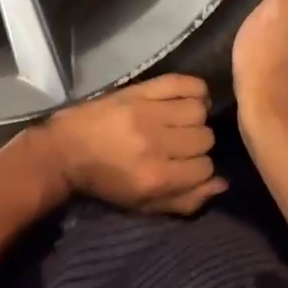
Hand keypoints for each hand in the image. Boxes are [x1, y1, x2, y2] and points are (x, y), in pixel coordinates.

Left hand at [31, 75, 227, 215]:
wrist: (65, 151)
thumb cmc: (106, 182)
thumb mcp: (143, 204)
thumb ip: (186, 200)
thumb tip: (222, 183)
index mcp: (156, 177)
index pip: (205, 168)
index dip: (199, 169)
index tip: (185, 167)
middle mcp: (155, 144)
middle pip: (205, 139)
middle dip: (196, 145)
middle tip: (179, 145)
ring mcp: (147, 113)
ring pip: (199, 111)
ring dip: (195, 118)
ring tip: (180, 122)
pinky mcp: (139, 90)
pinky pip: (183, 82)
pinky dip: (194, 89)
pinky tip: (188, 99)